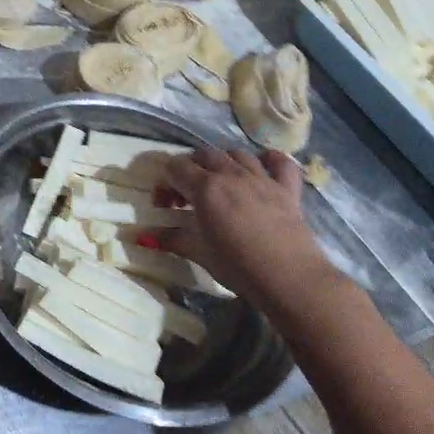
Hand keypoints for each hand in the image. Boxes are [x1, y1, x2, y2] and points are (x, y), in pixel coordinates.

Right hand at [151, 148, 343, 316]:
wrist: (290, 279)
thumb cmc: (238, 266)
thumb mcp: (198, 252)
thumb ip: (170, 238)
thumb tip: (142, 236)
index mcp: (205, 188)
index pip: (173, 167)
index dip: (164, 183)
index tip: (165, 206)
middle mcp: (231, 175)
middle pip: (202, 154)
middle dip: (188, 170)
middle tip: (187, 197)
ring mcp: (262, 179)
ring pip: (236, 154)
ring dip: (221, 163)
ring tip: (219, 183)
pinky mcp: (288, 190)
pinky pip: (281, 163)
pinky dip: (269, 160)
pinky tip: (262, 168)